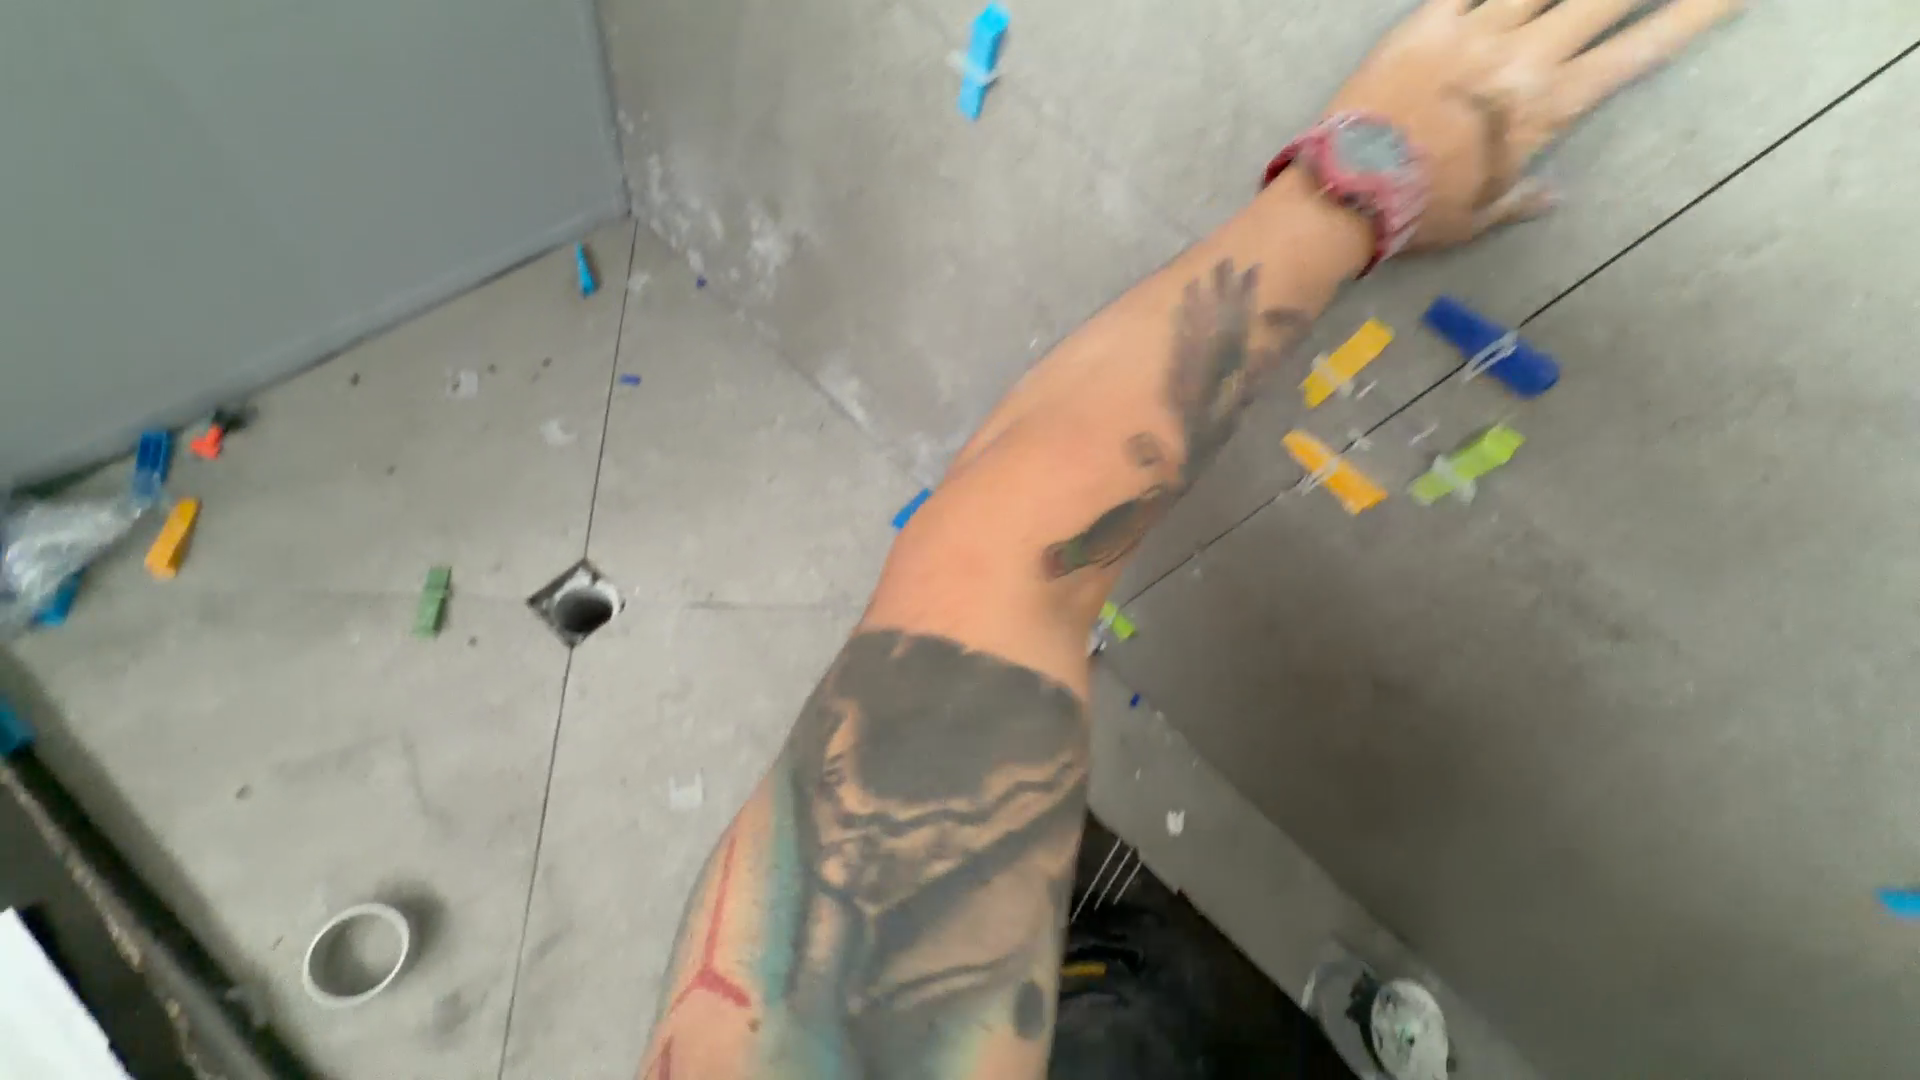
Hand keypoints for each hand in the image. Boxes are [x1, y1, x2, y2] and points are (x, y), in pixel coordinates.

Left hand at [1331, 0, 1743, 248]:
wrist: (1342, 198)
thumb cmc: (1414, 215)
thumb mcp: (1475, 219)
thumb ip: (1519, 198)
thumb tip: (1554, 196)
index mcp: (1545, 108)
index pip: (1640, 49)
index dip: (1696, 12)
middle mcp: (1521, 58)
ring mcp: (1470, 35)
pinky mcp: (1422, 26)